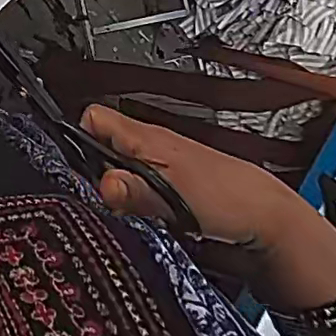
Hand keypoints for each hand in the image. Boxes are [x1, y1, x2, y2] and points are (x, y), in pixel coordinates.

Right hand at [80, 105, 335, 310]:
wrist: (264, 217)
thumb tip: (102, 183)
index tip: (70, 162)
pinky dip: (128, 199)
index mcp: (146, 137)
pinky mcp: (164, 186)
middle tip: (94, 196)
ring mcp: (156, 166)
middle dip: (91, 169)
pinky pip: (132, 185)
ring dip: (111, 188)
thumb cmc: (227, 196)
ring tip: (117, 209)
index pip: (94, 118)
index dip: (78, 135)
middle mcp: (147, 146)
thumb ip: (135, 190)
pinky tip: (138, 217)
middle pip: (99, 146)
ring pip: (115, 167)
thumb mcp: (173, 196)